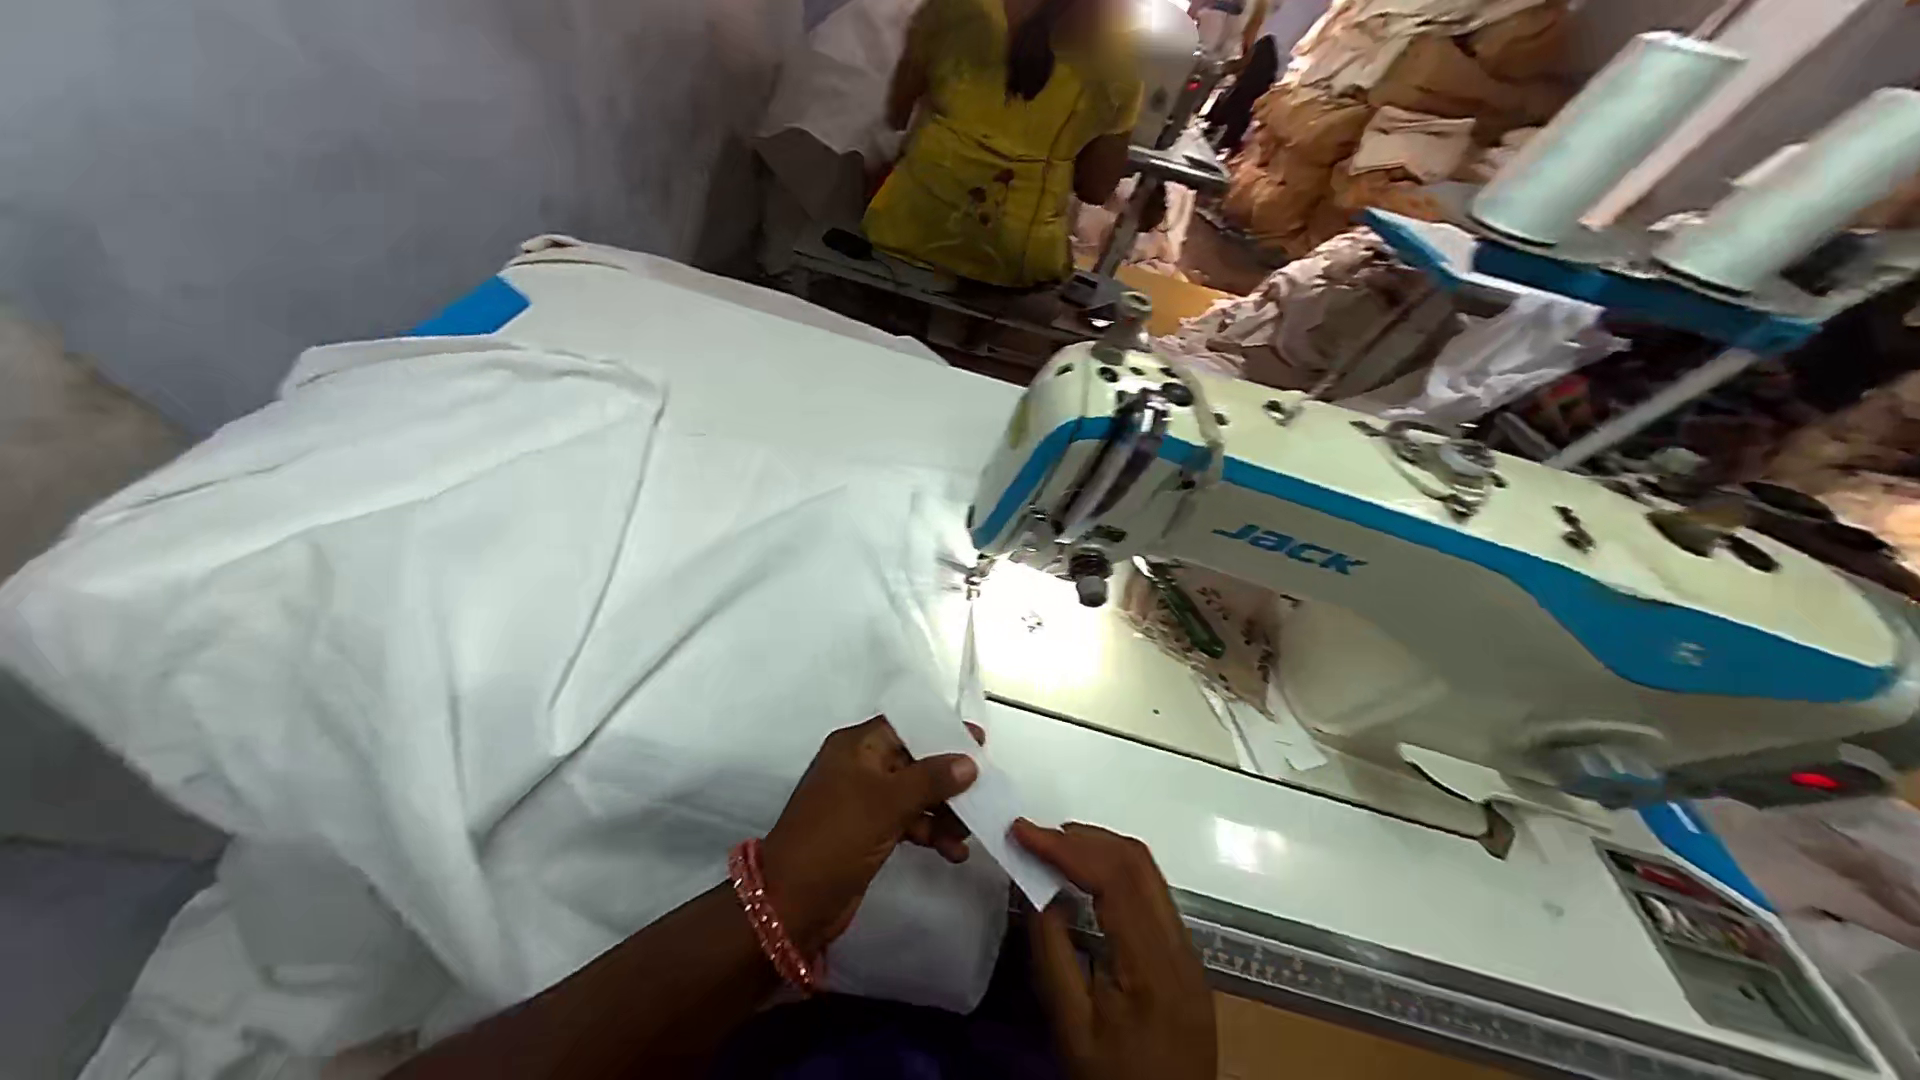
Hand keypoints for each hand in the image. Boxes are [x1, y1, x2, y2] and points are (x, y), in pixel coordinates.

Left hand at [760, 716, 980, 955]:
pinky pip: (909, 822)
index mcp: (857, 747)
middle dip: (949, 778)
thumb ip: (930, 779)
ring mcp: (865, 802)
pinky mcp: (869, 832)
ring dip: (944, 811)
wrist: (790, 905)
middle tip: (984, 790)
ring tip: (969, 831)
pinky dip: (930, 833)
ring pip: (915, 794)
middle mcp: (861, 768)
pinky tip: (953, 852)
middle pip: (915, 761)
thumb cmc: (835, 839)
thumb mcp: (885, 803)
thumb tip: (968, 762)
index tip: (979, 742)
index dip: (942, 732)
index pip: (906, 727)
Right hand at [1014, 820, 1215, 1079]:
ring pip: (1148, 870)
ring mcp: (1188, 949)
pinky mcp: (1185, 955)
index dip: (1064, 846)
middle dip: (1082, 837)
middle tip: (1035, 836)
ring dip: (1099, 848)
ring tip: (1054, 848)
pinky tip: (1086, 875)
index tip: (1021, 831)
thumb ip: (1051, 952)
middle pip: (1137, 862)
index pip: (1114, 878)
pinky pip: (1151, 890)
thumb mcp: (1071, 1028)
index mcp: (1154, 966)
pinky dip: (1114, 868)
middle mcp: (1181, 947)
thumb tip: (1035, 887)